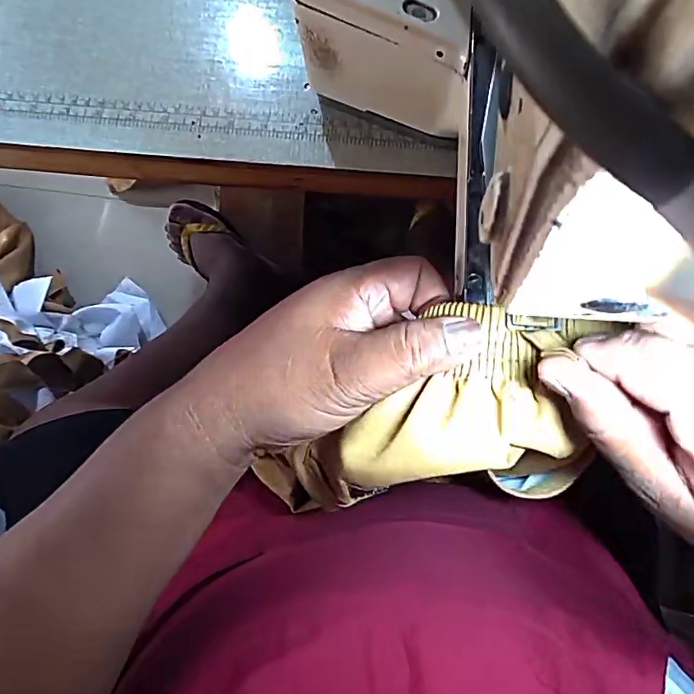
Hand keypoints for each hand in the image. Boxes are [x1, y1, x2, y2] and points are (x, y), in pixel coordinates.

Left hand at [171, 257, 485, 461]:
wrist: (219, 419)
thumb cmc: (283, 388)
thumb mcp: (355, 370)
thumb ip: (414, 349)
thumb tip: (473, 330)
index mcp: (355, 289)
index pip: (421, 274)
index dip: (445, 303)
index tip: (458, 345)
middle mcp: (350, 302)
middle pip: (412, 303)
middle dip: (435, 336)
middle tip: (448, 374)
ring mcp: (339, 329)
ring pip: (397, 331)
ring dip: (415, 358)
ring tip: (425, 389)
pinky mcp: (332, 355)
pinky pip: (379, 353)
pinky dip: (394, 372)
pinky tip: (397, 396)